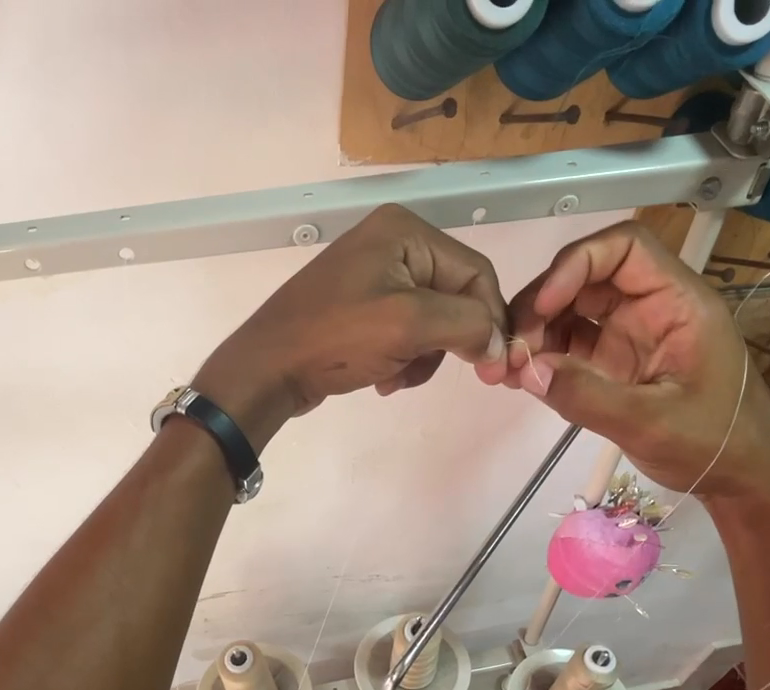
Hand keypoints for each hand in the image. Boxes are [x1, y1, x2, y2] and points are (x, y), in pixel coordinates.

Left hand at [192, 204, 507, 446]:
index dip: (489, 321)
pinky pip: (406, 331)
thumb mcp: (409, 325)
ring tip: (398, 377)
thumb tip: (500, 344)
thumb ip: (468, 326)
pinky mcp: (361, 306)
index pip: (476, 272)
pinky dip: (404, 359)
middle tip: (442, 374)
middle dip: (448, 342)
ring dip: (424, 357)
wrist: (268, 369)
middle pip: (456, 297)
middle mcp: (392, 242)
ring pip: (434, 321)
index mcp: (405, 230)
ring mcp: (374, 275)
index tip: (494, 368)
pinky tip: (384, 378)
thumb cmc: (336, 339)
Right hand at [490, 222, 769, 501]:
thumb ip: (587, 396)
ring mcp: (630, 335)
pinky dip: (542, 356)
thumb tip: (525, 369)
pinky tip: (519, 376)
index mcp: (677, 302)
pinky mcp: (615, 363)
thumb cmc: (713, 444)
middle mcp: (650, 308)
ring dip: (535, 331)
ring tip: (505, 368)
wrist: (740, 477)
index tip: (541, 307)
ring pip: (572, 310)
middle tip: (509, 348)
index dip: (576, 265)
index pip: (624, 249)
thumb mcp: (651, 424)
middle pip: (586, 278)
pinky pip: (571, 345)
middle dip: (542, 305)